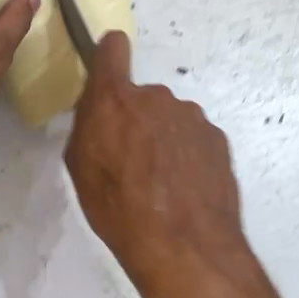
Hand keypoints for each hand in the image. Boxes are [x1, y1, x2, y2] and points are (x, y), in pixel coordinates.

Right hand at [65, 31, 262, 297]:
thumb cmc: (117, 208)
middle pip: (140, 97)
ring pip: (169, 119)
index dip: (110, 53)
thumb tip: (98, 115)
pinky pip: (192, 139)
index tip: (110, 57)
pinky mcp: (218, 140)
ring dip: (162, 139)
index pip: (112, 51)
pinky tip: (181, 190)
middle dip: (133, 120)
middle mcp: (155, 98)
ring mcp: (192, 117)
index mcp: (114, 100)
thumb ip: (87, 129)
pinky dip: (186, 156)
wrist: (183, 246)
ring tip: (157, 183)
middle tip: (128, 160)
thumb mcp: (80, 169)